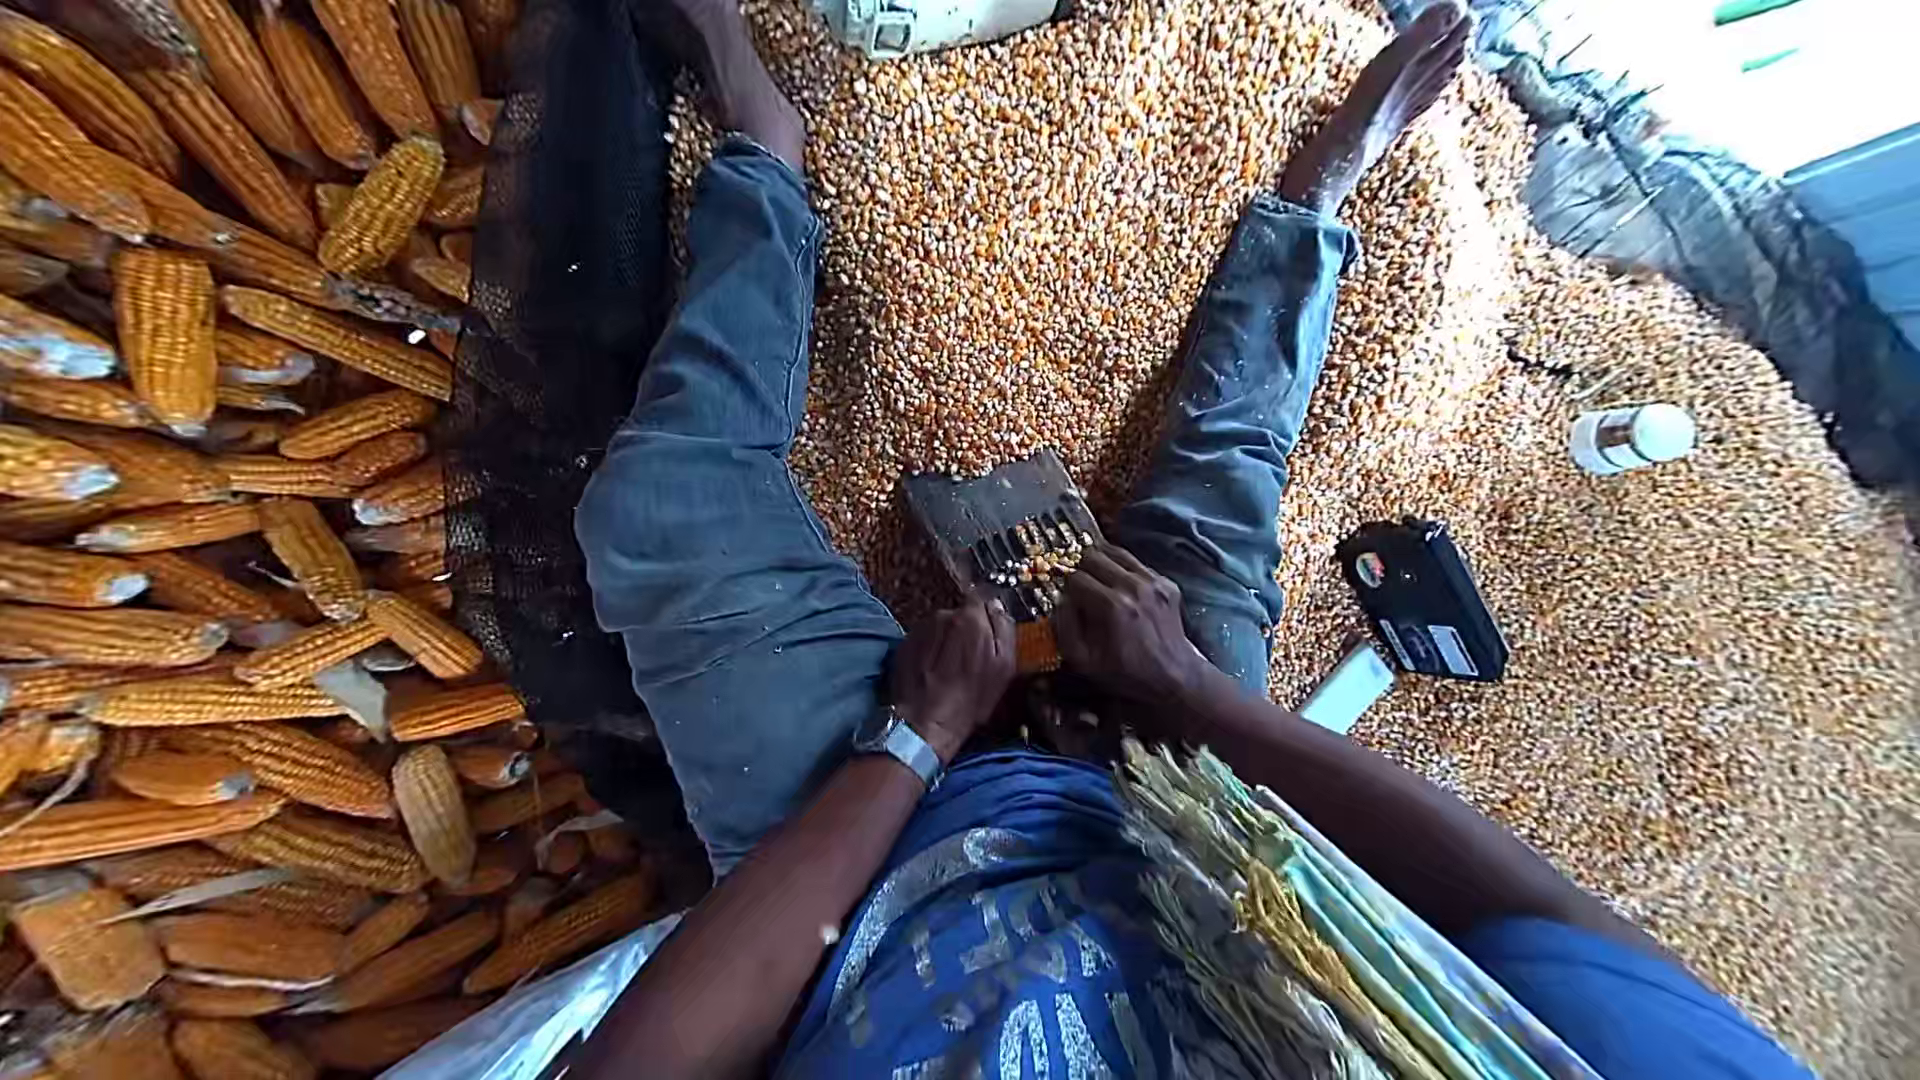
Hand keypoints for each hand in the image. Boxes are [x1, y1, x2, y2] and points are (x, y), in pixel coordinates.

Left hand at [890, 598, 1015, 762]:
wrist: (924, 722)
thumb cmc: (970, 700)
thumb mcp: (1003, 668)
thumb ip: (1003, 629)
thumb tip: (997, 606)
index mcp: (971, 618)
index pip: (982, 600)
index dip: (986, 619)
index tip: (987, 636)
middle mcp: (943, 615)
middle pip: (961, 614)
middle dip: (967, 630)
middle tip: (969, 659)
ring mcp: (921, 628)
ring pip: (942, 626)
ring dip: (947, 639)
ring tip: (949, 668)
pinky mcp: (905, 642)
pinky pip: (925, 639)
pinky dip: (931, 649)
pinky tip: (933, 670)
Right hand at [1054, 544, 1212, 707]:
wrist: (1174, 677)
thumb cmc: (1125, 672)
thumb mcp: (1083, 660)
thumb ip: (1064, 626)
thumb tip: (1060, 598)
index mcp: (1111, 606)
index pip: (1075, 577)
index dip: (1065, 584)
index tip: (1065, 594)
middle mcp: (1133, 587)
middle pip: (1094, 556)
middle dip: (1080, 567)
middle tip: (1078, 582)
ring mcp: (1153, 582)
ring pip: (1115, 552)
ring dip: (1100, 561)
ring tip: (1094, 576)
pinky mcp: (1166, 583)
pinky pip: (1136, 563)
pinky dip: (1122, 569)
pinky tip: (1119, 585)